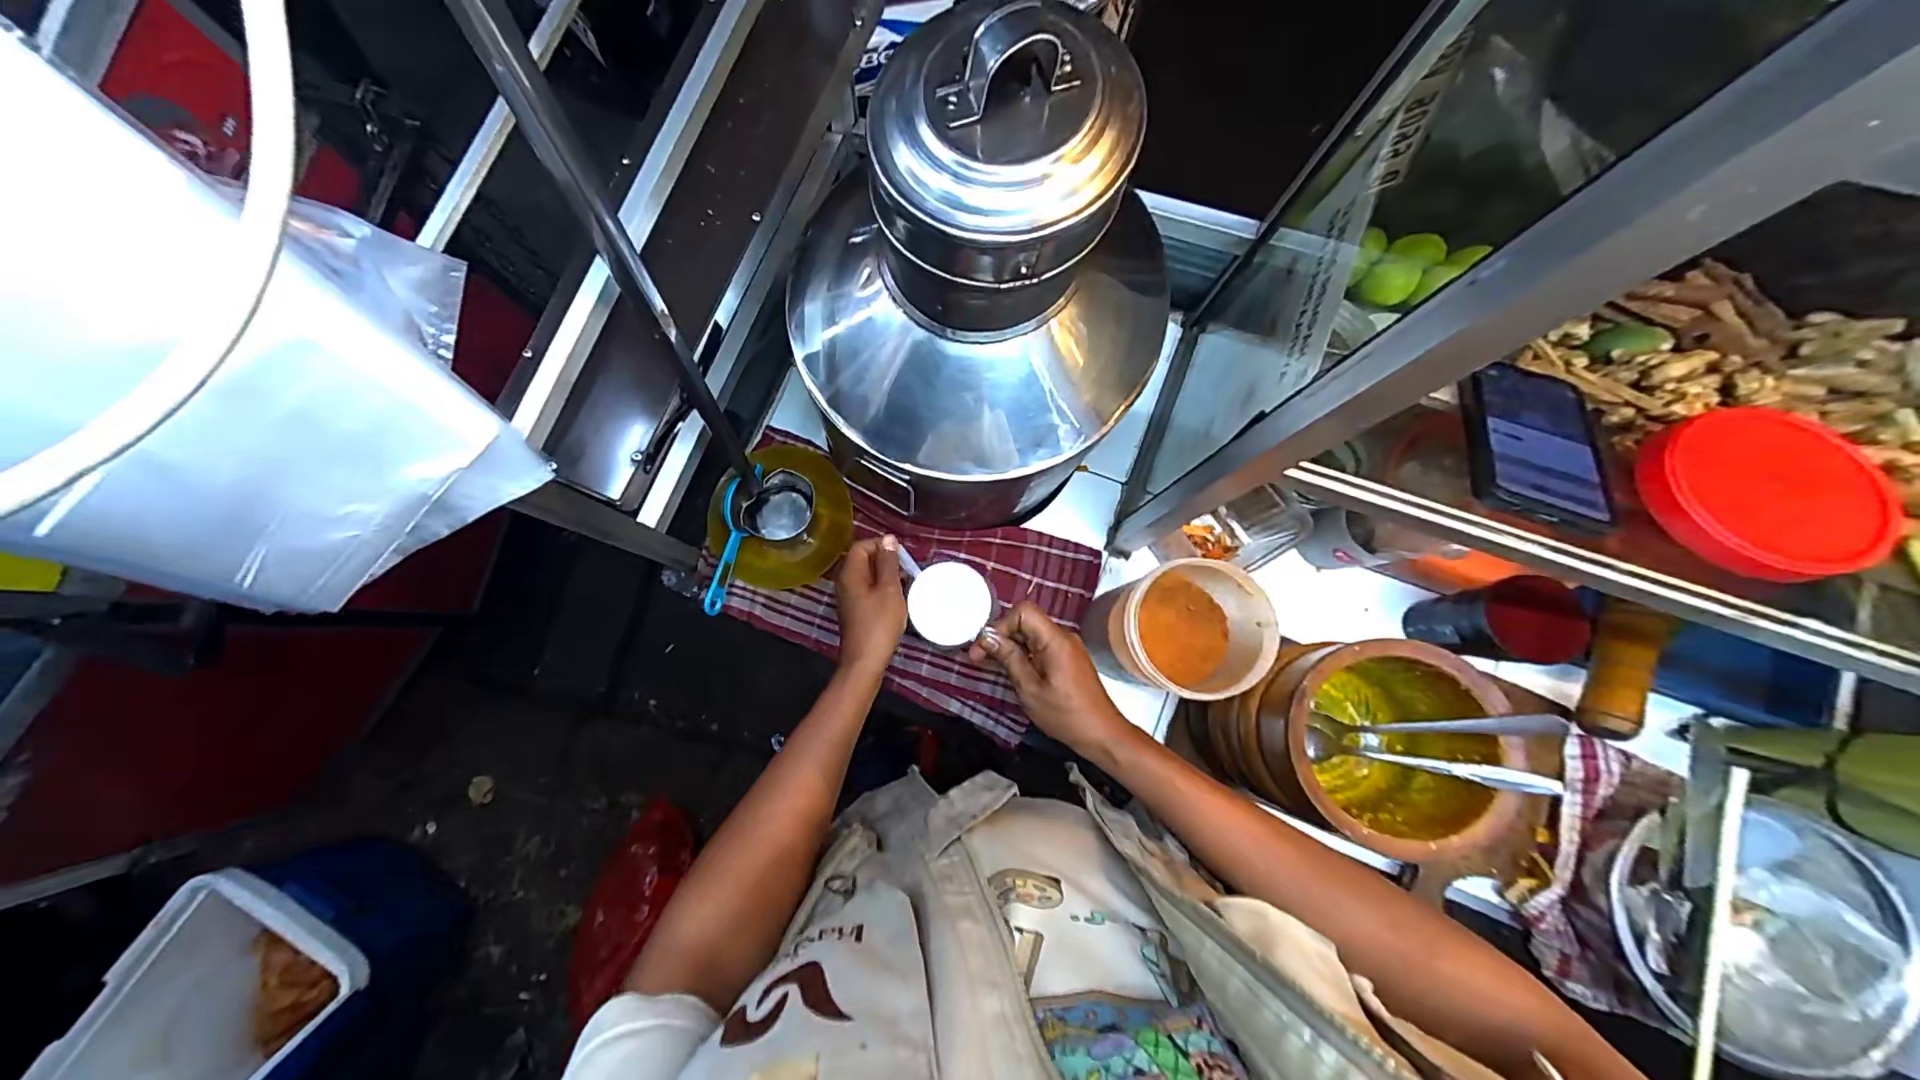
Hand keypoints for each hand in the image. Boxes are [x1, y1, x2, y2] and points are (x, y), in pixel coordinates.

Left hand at [835, 535, 906, 674]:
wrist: (865, 661)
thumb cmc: (879, 623)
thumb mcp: (889, 590)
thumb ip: (888, 563)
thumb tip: (889, 539)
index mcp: (850, 573)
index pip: (862, 545)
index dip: (881, 545)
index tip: (902, 556)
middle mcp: (845, 581)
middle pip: (863, 559)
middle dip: (885, 560)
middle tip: (906, 570)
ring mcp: (848, 596)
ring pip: (866, 575)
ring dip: (885, 575)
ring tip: (905, 583)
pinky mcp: (854, 609)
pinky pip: (867, 589)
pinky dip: (881, 588)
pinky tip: (896, 598)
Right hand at [970, 602, 1131, 756]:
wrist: (1102, 733)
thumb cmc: (1065, 715)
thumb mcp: (1029, 689)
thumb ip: (1009, 659)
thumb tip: (987, 638)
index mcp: (1055, 640)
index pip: (1023, 611)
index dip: (1000, 625)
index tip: (984, 649)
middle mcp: (1064, 636)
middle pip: (1027, 621)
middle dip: (1001, 636)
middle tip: (980, 659)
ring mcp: (1068, 647)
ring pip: (1033, 634)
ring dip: (1011, 646)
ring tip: (994, 667)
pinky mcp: (1069, 658)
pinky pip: (1042, 646)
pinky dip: (1024, 654)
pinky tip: (1014, 672)